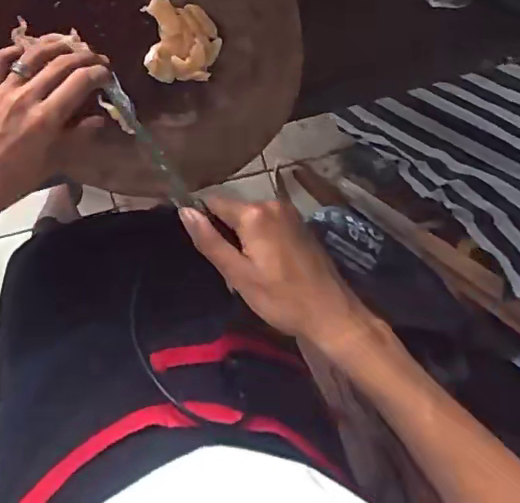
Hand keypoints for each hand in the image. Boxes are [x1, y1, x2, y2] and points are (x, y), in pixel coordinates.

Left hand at [0, 39, 111, 233]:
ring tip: (69, 44)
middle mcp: (26, 97)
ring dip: (55, 44)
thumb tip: (100, 118)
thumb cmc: (17, 179)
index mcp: (46, 118)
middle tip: (96, 58)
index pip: (80, 81)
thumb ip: (78, 136)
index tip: (107, 73)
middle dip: (85, 56)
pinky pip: (0, 59)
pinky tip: (28, 50)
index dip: (98, 72)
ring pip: (33, 54)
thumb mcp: (54, 161)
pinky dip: (16, 49)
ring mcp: (4, 90)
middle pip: (61, 63)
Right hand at [180, 196, 378, 353]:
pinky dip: (260, 236)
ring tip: (251, 268)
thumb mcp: (239, 275)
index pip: (212, 201)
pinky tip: (268, 263)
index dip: (204, 221)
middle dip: (225, 231)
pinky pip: (266, 222)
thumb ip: (209, 240)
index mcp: (253, 213)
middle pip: (231, 209)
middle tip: (232, 265)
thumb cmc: (283, 299)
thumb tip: (184, 211)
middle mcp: (271, 203)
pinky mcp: (299, 223)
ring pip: (249, 217)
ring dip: (242, 235)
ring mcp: (288, 212)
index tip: (209, 247)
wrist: (336, 317)